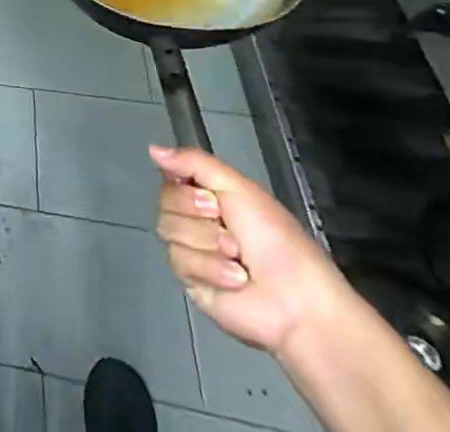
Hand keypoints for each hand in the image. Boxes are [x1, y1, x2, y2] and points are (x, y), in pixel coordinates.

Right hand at [150, 145, 355, 355]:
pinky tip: (234, 279)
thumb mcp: (241, 189)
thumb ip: (195, 163)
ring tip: (238, 259)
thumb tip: (152, 148)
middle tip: (228, 227)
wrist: (297, 301)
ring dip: (208, 244)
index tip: (208, 196)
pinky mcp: (189, 279)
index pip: (170, 177)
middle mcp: (194, 219)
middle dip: (197, 215)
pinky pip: (179, 261)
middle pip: (164, 203)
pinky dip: (211, 269)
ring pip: (168, 231)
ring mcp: (189, 249)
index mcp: (208, 195)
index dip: (182, 186)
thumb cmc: (277, 241)